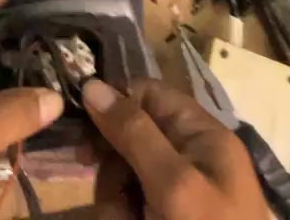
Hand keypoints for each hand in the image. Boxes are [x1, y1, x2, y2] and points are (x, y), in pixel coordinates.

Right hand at [84, 77, 268, 219]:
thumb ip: (135, 133)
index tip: (85, 132)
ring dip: (114, 204)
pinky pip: (129, 208)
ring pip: (123, 178)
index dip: (114, 105)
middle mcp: (191, 159)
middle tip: (118, 206)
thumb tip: (91, 84)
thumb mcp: (175, 186)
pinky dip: (122, 219)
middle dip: (113, 170)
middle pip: (130, 138)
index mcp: (203, 137)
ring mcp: (179, 197)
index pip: (147, 94)